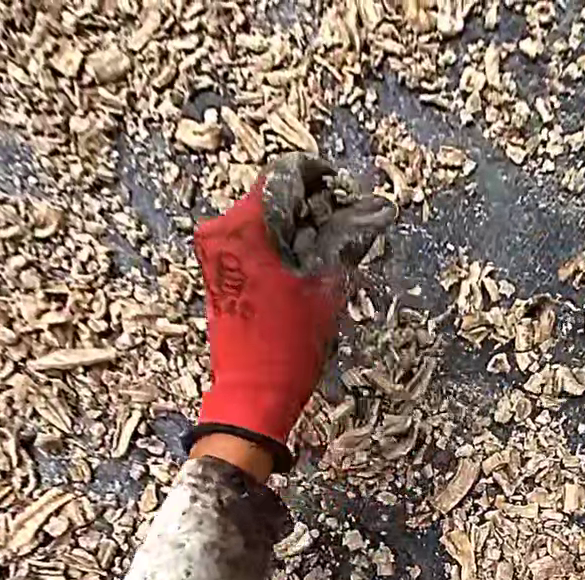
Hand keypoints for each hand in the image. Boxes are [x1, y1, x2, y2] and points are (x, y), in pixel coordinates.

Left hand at [190, 154, 393, 476]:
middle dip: (310, 209)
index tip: (346, 196)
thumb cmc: (285, 350)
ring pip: (263, 223)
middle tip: (343, 228)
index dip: (322, 182)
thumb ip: (342, 245)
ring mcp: (215, 258)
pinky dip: (278, 250)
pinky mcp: (218, 278)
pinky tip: (304, 270)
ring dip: (296, 232)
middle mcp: (221, 235)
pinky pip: (252, 247)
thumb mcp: (323, 293)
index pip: (286, 176)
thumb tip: (369, 214)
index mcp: (244, 228)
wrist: (250, 397)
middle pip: (273, 198)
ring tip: (328, 254)